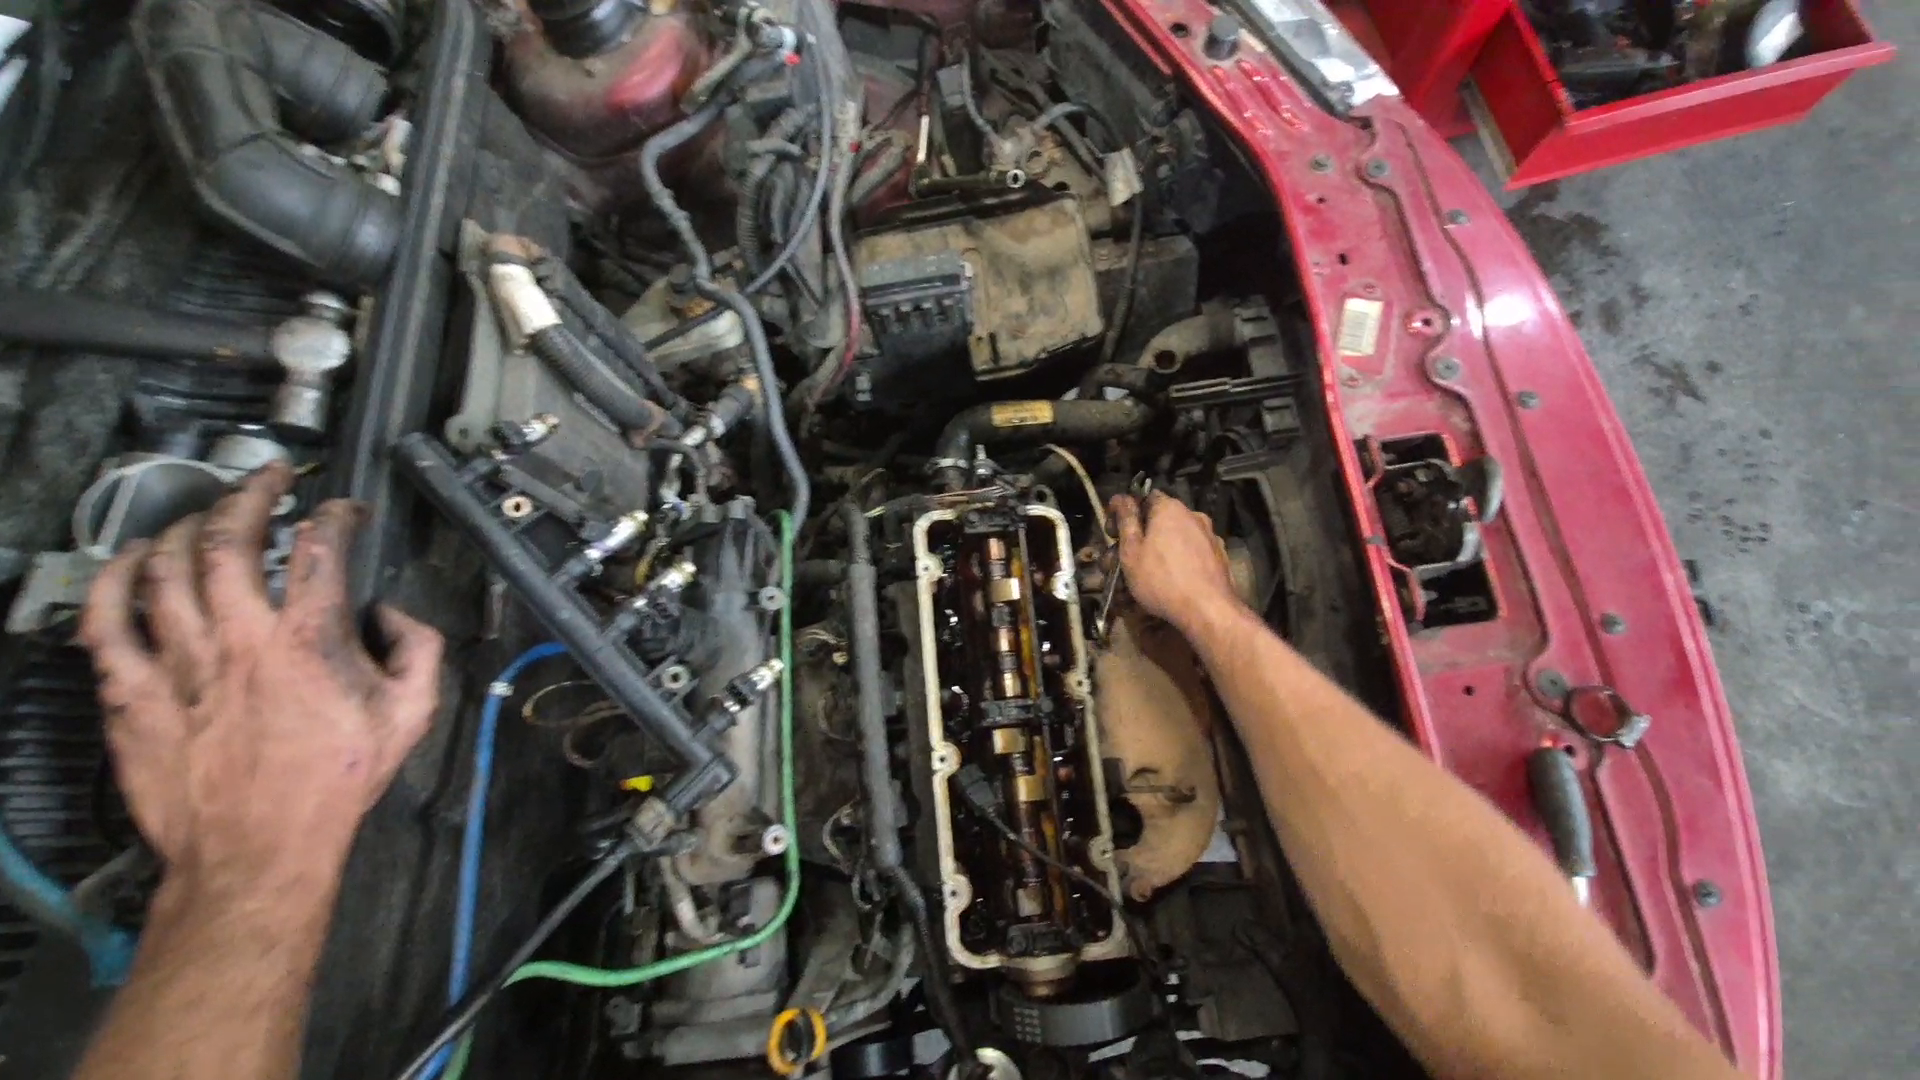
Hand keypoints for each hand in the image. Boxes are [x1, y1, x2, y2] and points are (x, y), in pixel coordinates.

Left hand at [78, 462, 442, 893]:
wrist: (260, 847)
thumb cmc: (341, 777)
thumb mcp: (414, 712)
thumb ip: (418, 648)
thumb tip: (386, 613)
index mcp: (312, 640)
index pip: (321, 548)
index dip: (336, 514)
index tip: (346, 509)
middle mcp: (241, 637)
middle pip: (227, 540)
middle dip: (249, 495)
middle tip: (266, 479)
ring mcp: (178, 662)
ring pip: (162, 569)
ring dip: (182, 528)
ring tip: (202, 514)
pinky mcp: (131, 694)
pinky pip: (106, 621)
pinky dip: (115, 581)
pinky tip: (130, 563)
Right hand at [1109, 492, 1238, 635]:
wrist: (1208, 610)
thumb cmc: (1161, 578)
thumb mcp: (1131, 550)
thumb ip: (1125, 521)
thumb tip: (1120, 497)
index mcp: (1170, 509)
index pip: (1143, 497)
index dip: (1125, 513)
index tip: (1112, 533)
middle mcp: (1193, 516)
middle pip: (1158, 521)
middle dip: (1138, 538)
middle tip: (1121, 561)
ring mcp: (1209, 537)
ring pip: (1174, 540)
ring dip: (1156, 552)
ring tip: (1141, 578)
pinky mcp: (1218, 558)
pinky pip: (1190, 554)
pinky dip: (1176, 562)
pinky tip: (1168, 583)